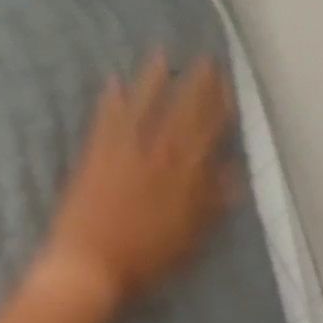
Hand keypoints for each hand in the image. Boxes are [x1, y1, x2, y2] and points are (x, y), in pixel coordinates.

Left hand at [39, 52, 238, 306]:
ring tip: (161, 55)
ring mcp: (123, 154)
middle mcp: (158, 156)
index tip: (229, 84)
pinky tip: (113, 83)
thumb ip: (211, 204)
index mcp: (186, 176)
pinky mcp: (93, 158)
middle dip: (195, 84)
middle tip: (205, 58)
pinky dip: (110, 101)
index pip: (210, 132)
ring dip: (153, 80)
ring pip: (143, 108)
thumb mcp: (188, 238)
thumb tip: (234, 175)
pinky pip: (104, 122)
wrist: (88, 267)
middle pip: (181, 112)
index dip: (221, 106)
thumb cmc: (142, 262)